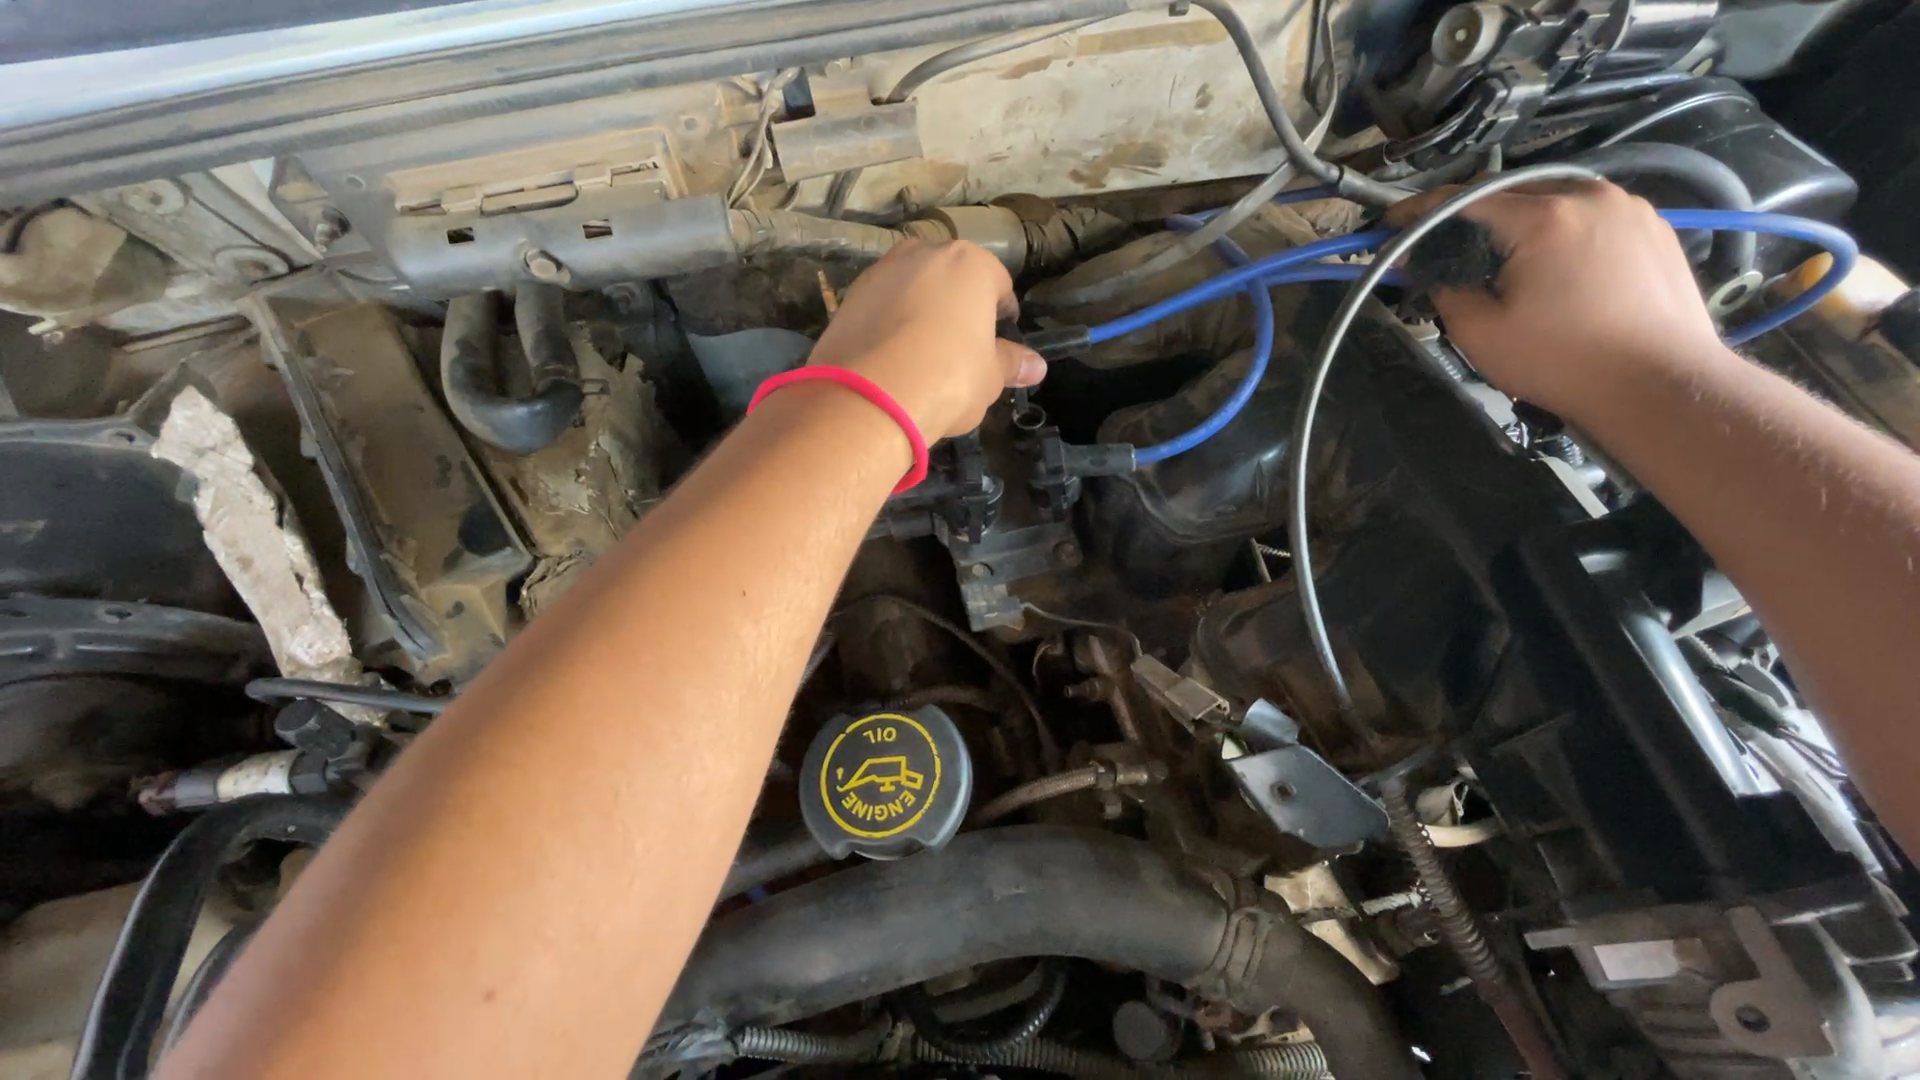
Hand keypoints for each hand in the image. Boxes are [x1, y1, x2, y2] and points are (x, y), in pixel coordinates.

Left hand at [807, 239, 1045, 438]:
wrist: (868, 397)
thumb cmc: (948, 379)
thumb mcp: (990, 377)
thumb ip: (1011, 363)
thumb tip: (1036, 366)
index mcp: (970, 264)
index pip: (998, 283)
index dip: (1002, 313)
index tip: (1000, 339)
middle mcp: (924, 254)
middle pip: (951, 278)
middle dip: (957, 306)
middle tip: (960, 348)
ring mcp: (881, 272)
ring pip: (912, 289)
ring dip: (920, 312)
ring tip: (922, 355)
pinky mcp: (849, 297)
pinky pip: (881, 308)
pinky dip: (889, 325)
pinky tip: (892, 360)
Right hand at [1387, 180, 1728, 421]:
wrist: (1658, 383)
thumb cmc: (1559, 360)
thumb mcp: (1479, 332)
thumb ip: (1444, 288)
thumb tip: (1423, 264)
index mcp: (1543, 217)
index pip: (1463, 198)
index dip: (1417, 211)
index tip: (1389, 225)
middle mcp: (1589, 195)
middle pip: (1510, 191)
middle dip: (1468, 214)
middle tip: (1441, 247)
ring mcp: (1629, 207)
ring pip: (1553, 199)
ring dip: (1516, 221)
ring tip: (1495, 257)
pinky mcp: (1653, 227)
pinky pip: (1589, 215)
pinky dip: (1557, 230)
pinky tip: (1547, 265)